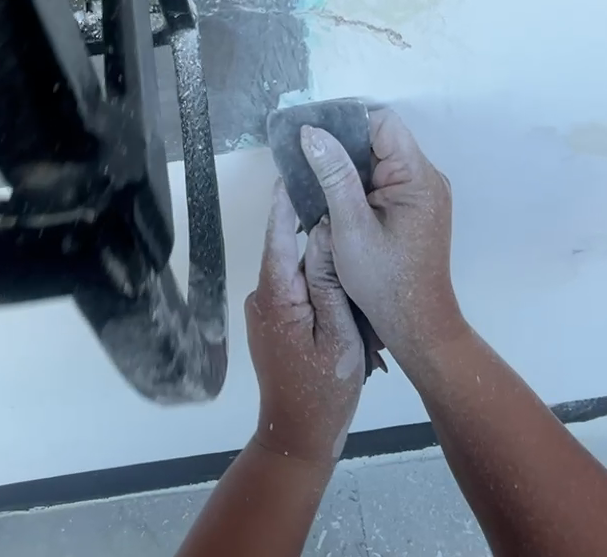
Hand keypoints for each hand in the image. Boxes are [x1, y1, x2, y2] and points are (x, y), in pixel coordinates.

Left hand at [245, 187, 363, 464]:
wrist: (298, 436)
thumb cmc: (325, 389)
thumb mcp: (339, 334)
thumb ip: (328, 280)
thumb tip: (321, 230)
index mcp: (276, 296)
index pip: (277, 236)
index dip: (284, 202)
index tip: (294, 169)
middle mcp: (262, 297)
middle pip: (284, 249)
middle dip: (306, 224)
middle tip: (336, 195)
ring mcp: (265, 310)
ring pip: (291, 269)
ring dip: (312, 255)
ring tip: (344, 230)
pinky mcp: (272, 321)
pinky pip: (292, 287)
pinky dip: (310, 276)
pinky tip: (336, 274)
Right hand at [301, 109, 464, 360]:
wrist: (416, 325)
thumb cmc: (384, 280)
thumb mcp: (350, 226)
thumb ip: (333, 175)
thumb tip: (311, 132)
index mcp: (417, 176)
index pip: (382, 123)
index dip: (346, 121)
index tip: (310, 132)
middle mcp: (425, 177)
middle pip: (379, 139)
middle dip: (341, 143)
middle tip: (304, 153)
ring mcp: (421, 193)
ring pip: (377, 159)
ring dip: (347, 165)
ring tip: (312, 173)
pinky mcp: (413, 207)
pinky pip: (382, 179)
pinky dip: (356, 182)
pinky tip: (331, 194)